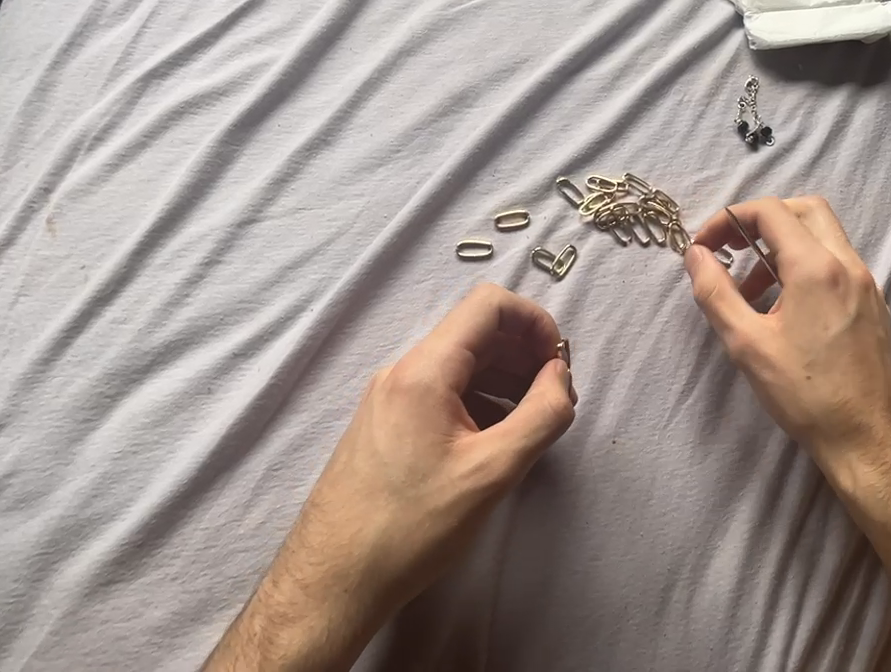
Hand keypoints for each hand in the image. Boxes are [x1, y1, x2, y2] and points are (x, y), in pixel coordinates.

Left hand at [206, 284, 573, 670]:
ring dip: (507, 376)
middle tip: (554, 396)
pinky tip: (496, 438)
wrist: (329, 586)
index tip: (557, 362)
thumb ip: (541, 415)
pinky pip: (445, 389)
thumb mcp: (492, 472)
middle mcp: (404, 370)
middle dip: (525, 352)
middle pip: (478, 330)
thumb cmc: (411, 528)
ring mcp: (392, 396)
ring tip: (532, 420)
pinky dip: (482, 398)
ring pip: (463, 361)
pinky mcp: (388, 422)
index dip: (534, 320)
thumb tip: (561, 376)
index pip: (489, 304)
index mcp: (425, 370)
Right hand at [682, 196, 890, 481]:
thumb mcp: (747, 344)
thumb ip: (716, 293)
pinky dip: (805, 264)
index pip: (770, 211)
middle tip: (732, 247)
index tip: (705, 246)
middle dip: (762, 219)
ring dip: (782, 245)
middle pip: (804, 209)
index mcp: (817, 267)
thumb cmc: (806, 395)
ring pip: (823, 235)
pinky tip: (783, 306)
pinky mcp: (873, 302)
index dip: (729, 219)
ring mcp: (866, 282)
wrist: (869, 440)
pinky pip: (836, 262)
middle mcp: (848, 263)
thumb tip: (695, 255)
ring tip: (750, 289)